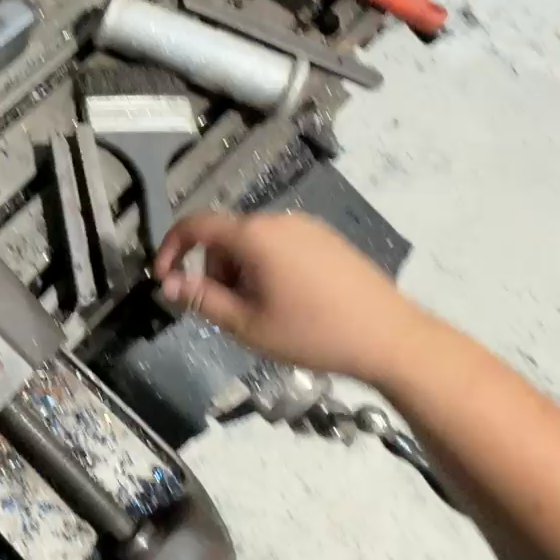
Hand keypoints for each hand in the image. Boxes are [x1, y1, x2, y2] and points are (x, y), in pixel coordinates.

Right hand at [154, 211, 435, 382]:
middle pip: (225, 237)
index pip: (195, 226)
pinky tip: (290, 301)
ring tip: (264, 311)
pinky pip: (279, 245)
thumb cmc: (313, 333)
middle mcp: (278, 220)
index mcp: (254, 236)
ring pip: (252, 242)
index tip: (165, 279)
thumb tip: (168, 283)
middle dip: (215, 271)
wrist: (394, 339)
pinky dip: (267, 267)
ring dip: (241, 272)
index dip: (170, 248)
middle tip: (230, 311)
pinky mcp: (327, 239)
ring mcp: (306, 227)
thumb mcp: (247, 325)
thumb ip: (202, 299)